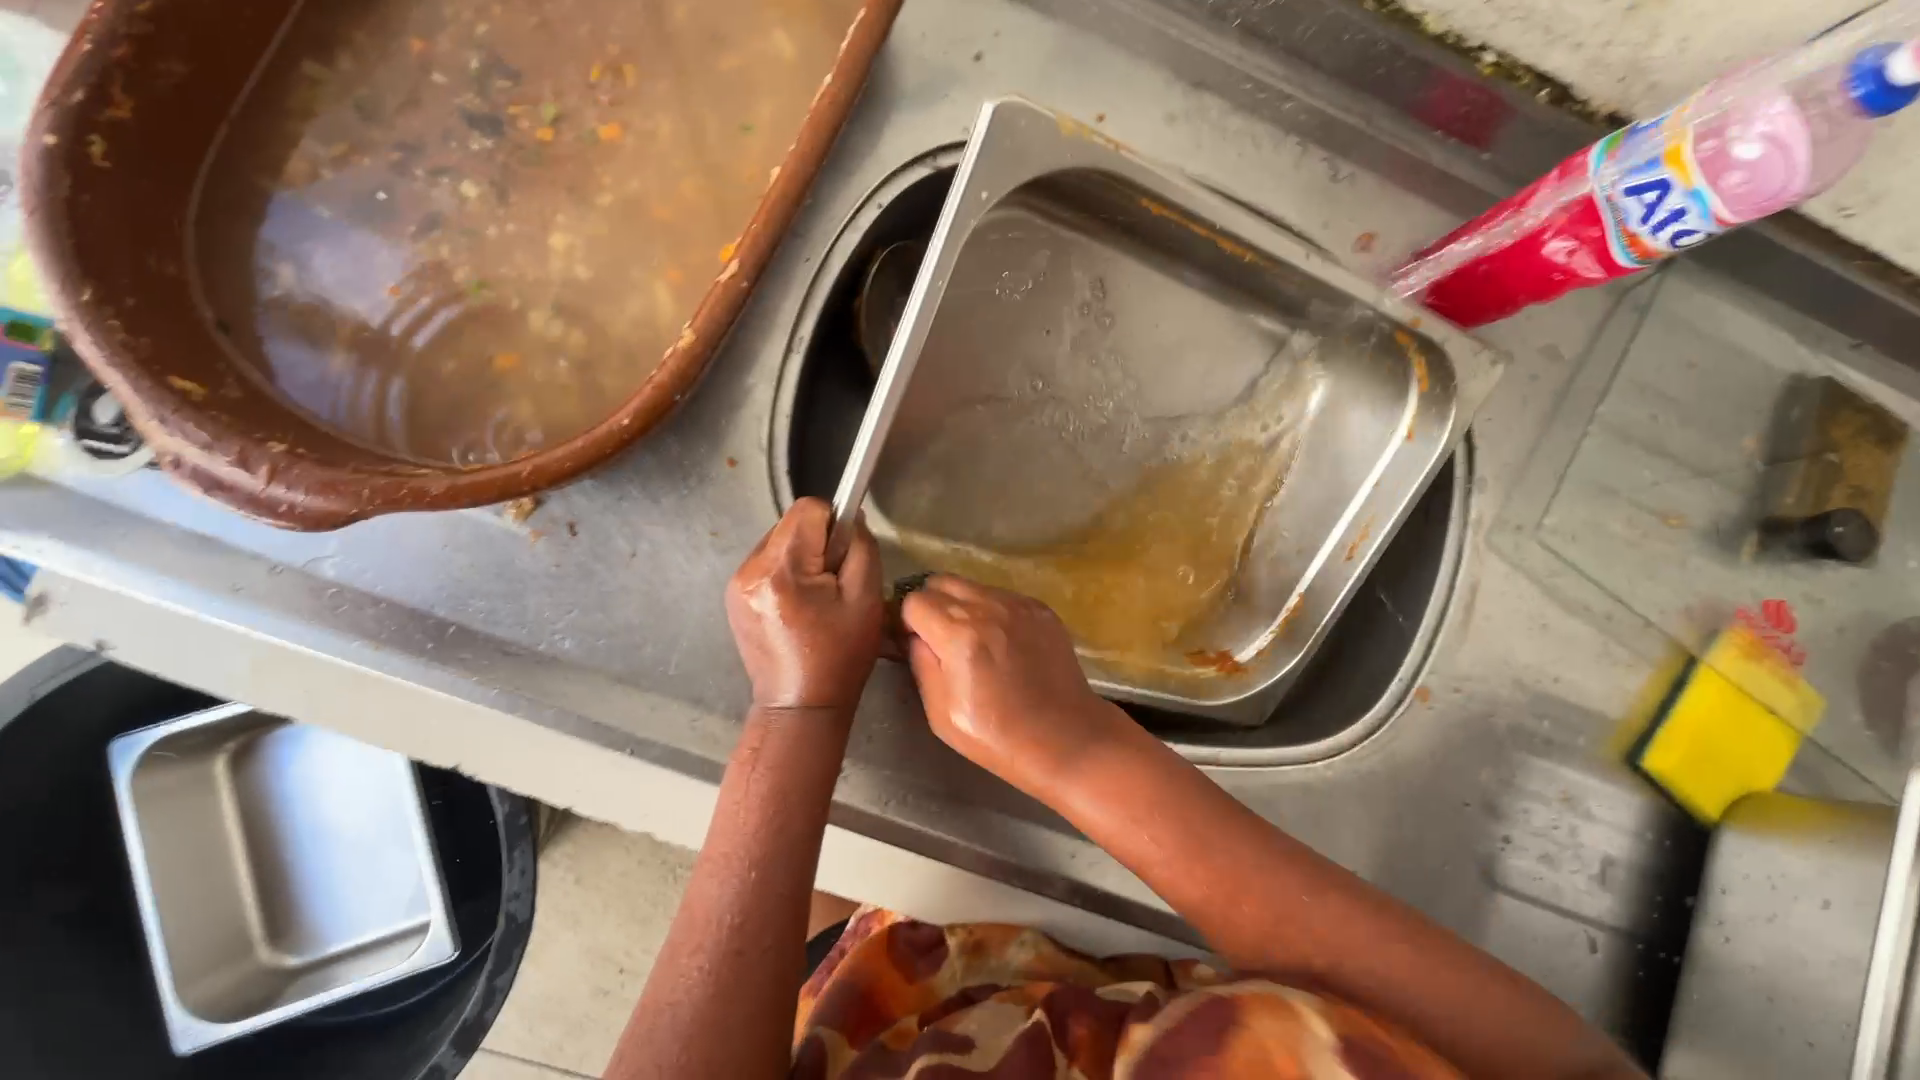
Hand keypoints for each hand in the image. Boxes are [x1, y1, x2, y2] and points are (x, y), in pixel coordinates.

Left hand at [726, 498, 883, 709]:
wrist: (799, 706)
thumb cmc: (839, 657)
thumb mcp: (865, 599)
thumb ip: (861, 549)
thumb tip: (851, 518)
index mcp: (782, 569)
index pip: (808, 509)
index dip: (835, 523)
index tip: (845, 557)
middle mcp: (749, 569)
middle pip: (791, 524)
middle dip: (818, 543)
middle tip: (833, 584)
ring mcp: (736, 584)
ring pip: (778, 542)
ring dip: (802, 557)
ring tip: (816, 599)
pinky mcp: (734, 596)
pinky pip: (766, 564)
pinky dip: (786, 573)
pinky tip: (798, 607)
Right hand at [900, 576, 1138, 796]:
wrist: (1065, 738)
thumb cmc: (997, 736)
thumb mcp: (941, 713)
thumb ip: (921, 664)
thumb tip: (914, 637)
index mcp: (959, 635)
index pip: (915, 601)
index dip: (910, 623)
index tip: (919, 644)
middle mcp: (988, 608)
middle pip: (940, 582)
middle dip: (932, 606)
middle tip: (942, 640)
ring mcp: (1018, 605)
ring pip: (972, 586)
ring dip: (963, 606)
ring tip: (975, 643)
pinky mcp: (1040, 609)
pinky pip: (1001, 596)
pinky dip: (992, 611)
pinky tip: (1003, 644)